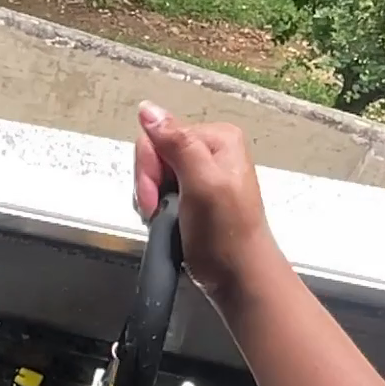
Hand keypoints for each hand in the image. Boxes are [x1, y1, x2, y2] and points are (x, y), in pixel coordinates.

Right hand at [133, 102, 273, 299]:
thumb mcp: (201, 184)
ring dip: (150, 200)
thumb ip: (177, 144)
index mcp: (216, 137)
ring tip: (166, 219)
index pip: (158, 135)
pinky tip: (165, 221)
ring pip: (152, 175)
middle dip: (148, 185)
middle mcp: (209, 150)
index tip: (155, 199)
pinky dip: (155, 208)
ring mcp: (200, 174)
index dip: (149, 168)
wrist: (237, 277)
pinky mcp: (191, 197)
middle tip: (159, 211)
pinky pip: (158, 192)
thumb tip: (148, 108)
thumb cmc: (224, 233)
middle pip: (154, 153)